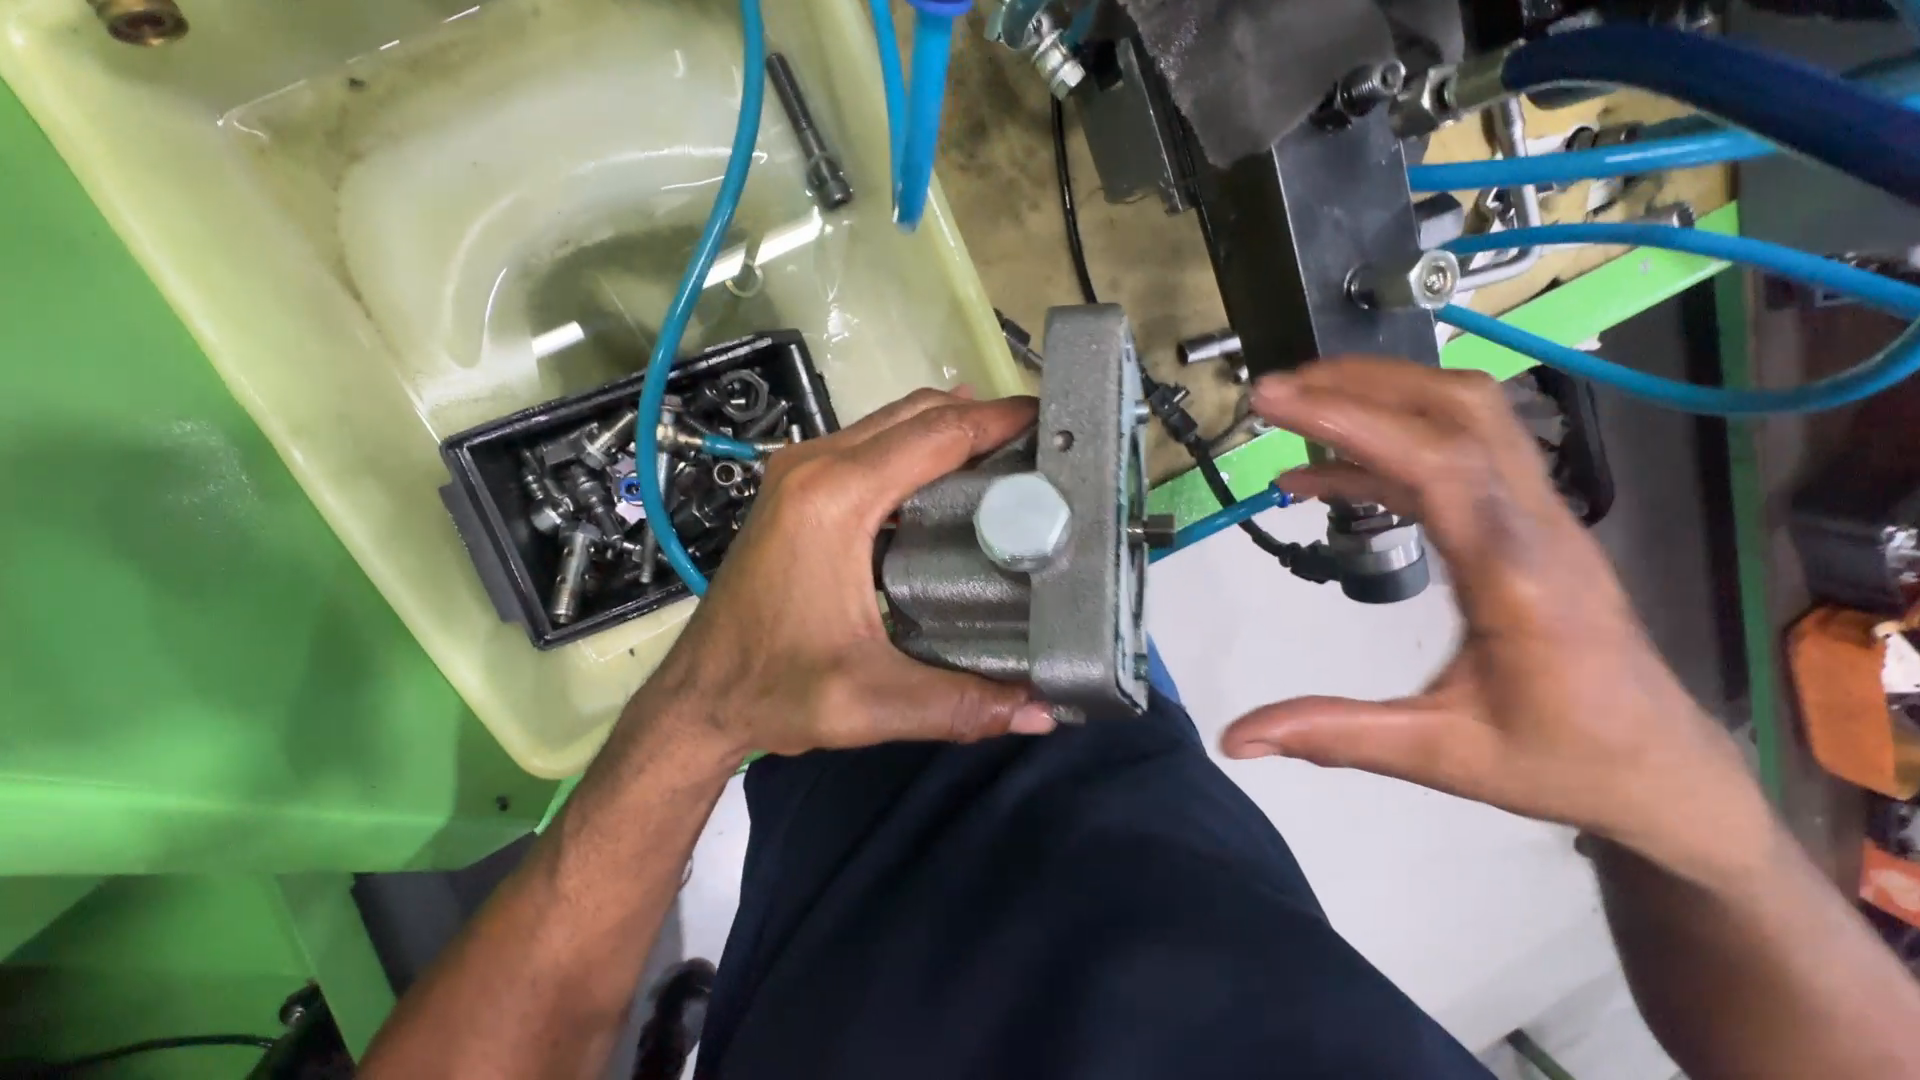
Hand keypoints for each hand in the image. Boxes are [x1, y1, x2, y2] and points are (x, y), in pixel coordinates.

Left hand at [629, 389, 1056, 764]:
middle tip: (1044, 441)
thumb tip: (1044, 713)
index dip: (999, 421)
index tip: (1054, 420)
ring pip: (891, 423)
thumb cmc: (775, 690)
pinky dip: (917, 447)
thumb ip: (960, 705)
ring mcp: (798, 470)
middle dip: (982, 417)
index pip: (936, 436)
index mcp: (834, 499)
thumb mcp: (870, 703)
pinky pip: (869, 444)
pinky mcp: (794, 487)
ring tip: (1011, 456)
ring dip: (949, 428)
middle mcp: (814, 466)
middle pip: (916, 415)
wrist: (699, 694)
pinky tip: (951, 480)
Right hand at [1222, 358, 1773, 885]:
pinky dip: (1388, 449)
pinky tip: (1327, 478)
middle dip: (1364, 383)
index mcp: (1516, 575)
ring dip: (1381, 398)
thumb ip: (1336, 736)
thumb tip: (1236, 739)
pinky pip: (1460, 457)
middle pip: (1460, 409)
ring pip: (1468, 417)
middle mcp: (1536, 525)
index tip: (1273, 399)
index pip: (1436, 463)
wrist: (1664, 768)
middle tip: (1277, 391)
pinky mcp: (1530, 524)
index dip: (1350, 420)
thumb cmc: (1562, 762)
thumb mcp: (1442, 757)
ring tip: (1297, 409)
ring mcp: (1542, 517)